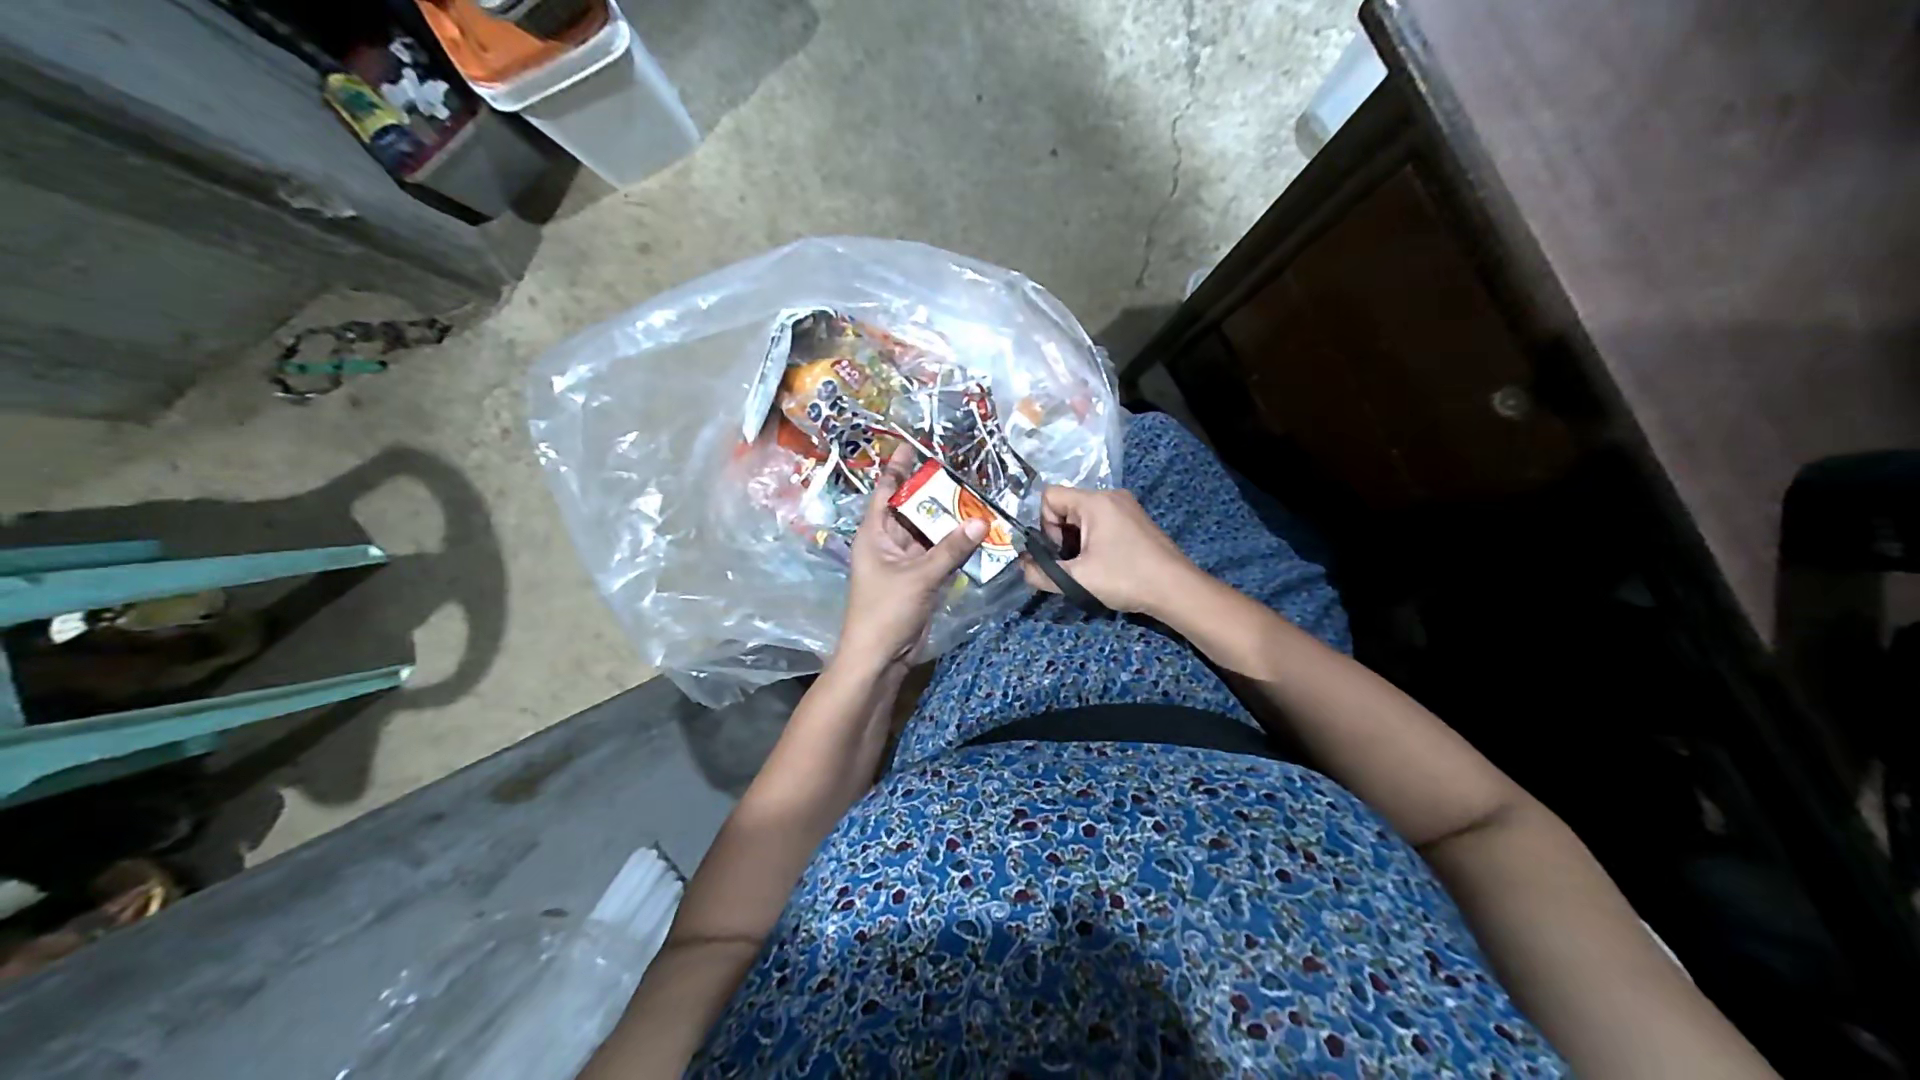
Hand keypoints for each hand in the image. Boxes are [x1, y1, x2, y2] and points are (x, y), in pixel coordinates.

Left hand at [836, 446, 986, 669]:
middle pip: (913, 510)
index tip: (912, 445)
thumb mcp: (919, 576)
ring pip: (929, 533)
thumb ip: (952, 549)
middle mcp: (888, 543)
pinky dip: (954, 546)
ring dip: (949, 521)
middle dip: (935, 494)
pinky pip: (938, 555)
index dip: (897, 468)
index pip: (885, 492)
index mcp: (874, 534)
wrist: (880, 657)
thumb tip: (981, 520)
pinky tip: (976, 532)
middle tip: (962, 473)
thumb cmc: (886, 610)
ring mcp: (904, 562)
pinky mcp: (919, 580)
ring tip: (976, 498)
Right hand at [1020, 486, 1203, 616]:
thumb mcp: (1078, 579)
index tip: (1058, 551)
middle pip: (1066, 506)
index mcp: (1094, 502)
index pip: (1049, 496)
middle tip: (1073, 562)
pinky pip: (1102, 521)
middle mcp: (1110, 496)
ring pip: (1084, 516)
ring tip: (1089, 566)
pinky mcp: (1136, 520)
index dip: (1044, 525)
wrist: (1176, 589)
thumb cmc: (1126, 578)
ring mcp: (1126, 507)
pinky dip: (1094, 539)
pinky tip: (1106, 563)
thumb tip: (1023, 569)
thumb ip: (1042, 574)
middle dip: (1061, 535)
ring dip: (1077, 540)